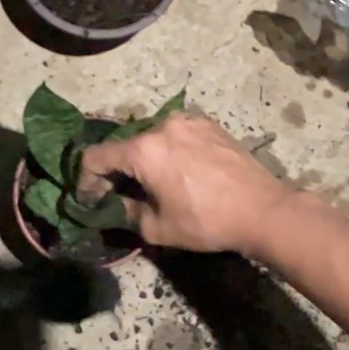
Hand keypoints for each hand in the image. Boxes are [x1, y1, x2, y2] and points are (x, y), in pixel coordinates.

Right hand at [80, 114, 292, 255]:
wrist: (262, 209)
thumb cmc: (207, 221)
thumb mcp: (157, 228)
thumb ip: (127, 212)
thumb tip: (117, 204)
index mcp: (144, 149)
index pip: (96, 157)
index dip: (86, 180)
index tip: (90, 199)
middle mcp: (163, 126)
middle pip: (125, 145)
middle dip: (117, 170)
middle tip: (119, 195)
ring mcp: (189, 121)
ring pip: (152, 138)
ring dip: (145, 159)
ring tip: (153, 184)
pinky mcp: (210, 124)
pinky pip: (177, 134)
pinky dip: (169, 151)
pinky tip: (180, 172)